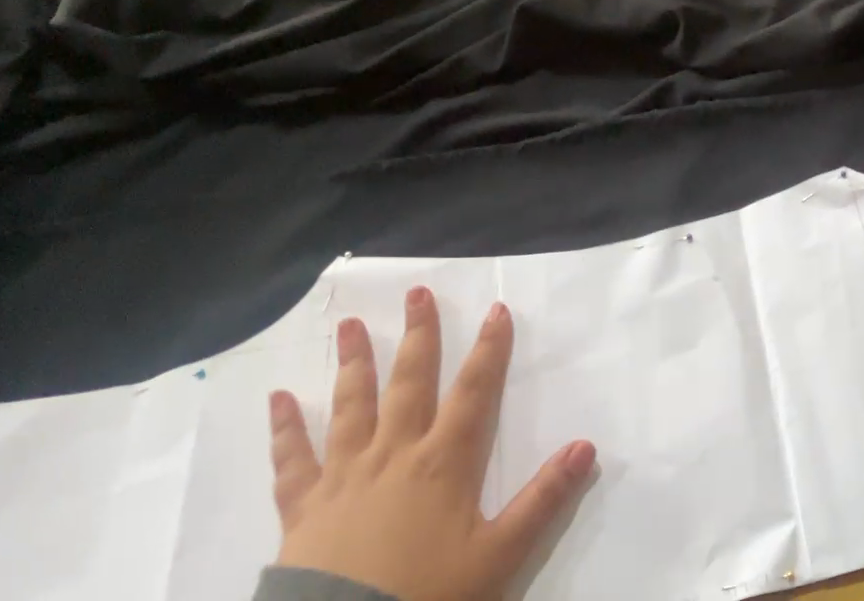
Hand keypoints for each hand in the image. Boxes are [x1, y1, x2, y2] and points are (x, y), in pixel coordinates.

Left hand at [268, 291, 596, 600]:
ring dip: (354, 363)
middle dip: (419, 336)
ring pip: (351, 407)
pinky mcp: (304, 507)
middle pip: (409, 383)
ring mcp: (345, 476)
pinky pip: (292, 460)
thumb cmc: (428, 597)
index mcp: (444, 463)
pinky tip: (278, 399)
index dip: (489, 350)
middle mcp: (395, 454)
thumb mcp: (500, 556)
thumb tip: (585, 446)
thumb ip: (543, 499)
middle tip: (416, 292)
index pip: (474, 392)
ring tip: (351, 324)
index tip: (496, 310)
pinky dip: (285, 428)